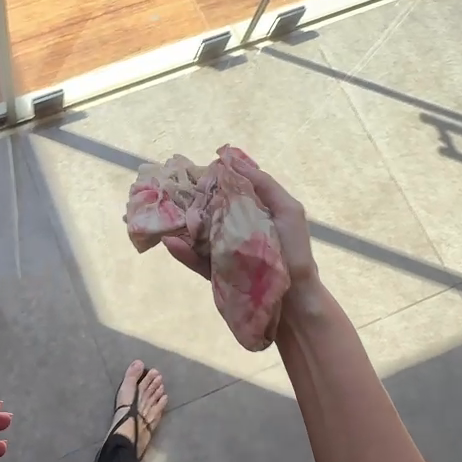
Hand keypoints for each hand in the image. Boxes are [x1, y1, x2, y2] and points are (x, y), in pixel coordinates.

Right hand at [162, 159, 319, 295]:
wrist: (297, 301)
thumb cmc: (295, 251)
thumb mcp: (288, 210)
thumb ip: (264, 184)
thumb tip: (232, 160)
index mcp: (251, 211)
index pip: (226, 191)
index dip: (210, 181)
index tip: (192, 171)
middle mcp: (235, 229)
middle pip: (207, 211)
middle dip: (189, 202)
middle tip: (168, 193)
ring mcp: (224, 252)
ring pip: (197, 236)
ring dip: (180, 227)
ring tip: (164, 219)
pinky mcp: (216, 274)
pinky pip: (196, 260)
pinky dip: (182, 253)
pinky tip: (171, 243)